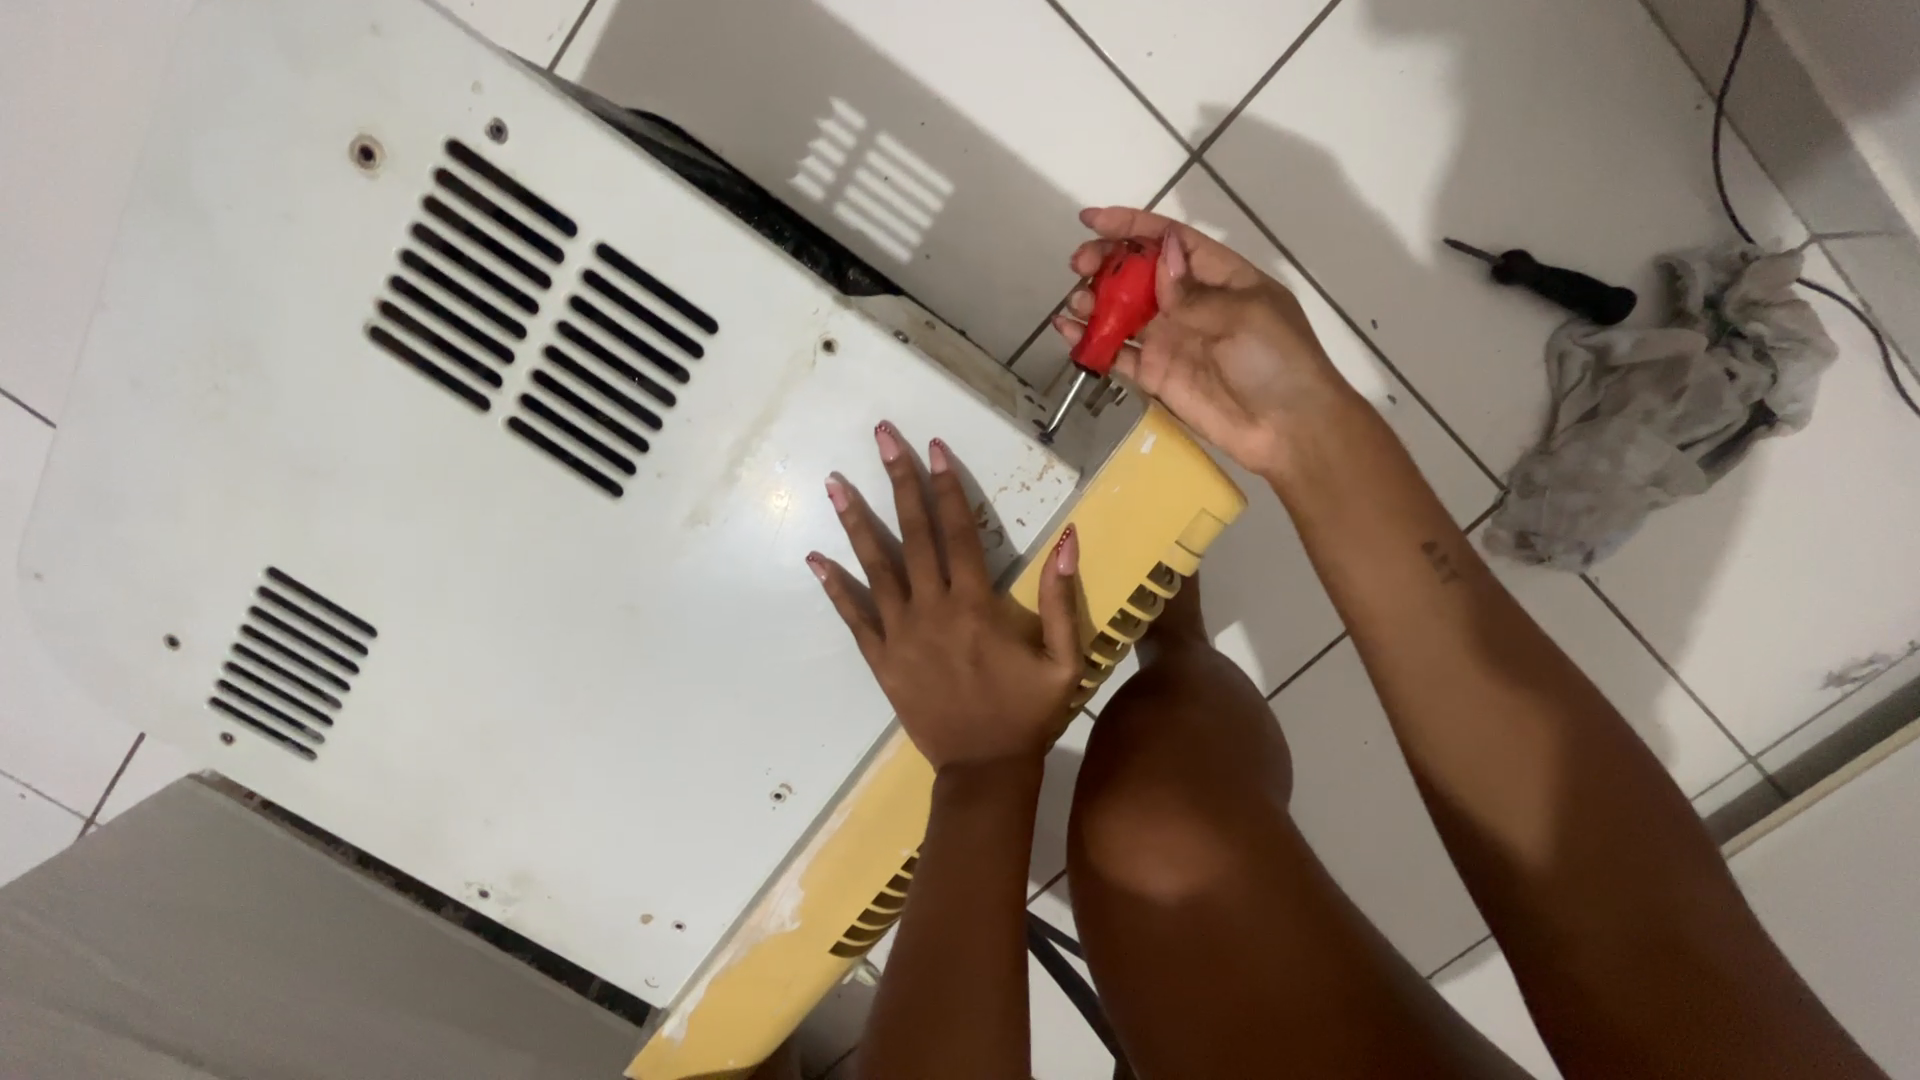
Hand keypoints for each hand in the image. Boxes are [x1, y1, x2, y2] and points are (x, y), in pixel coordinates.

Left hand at [809, 422, 1083, 771]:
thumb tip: (1069, 538)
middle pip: (913, 533)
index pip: (959, 530)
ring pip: (875, 566)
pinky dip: (834, 587)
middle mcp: (932, 609)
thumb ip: (1062, 598)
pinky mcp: (881, 659)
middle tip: (881, 436)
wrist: (983, 770)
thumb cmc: (1028, 713)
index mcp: (976, 605)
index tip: (933, 447)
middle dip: (897, 480)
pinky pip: (853, 617)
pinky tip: (814, 558)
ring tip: (835, 481)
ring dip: (856, 521)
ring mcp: (900, 633)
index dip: (947, 486)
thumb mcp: (1065, 659)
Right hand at [1053, 207, 1351, 479]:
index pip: (1169, 241)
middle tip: (1079, 265)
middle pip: (1138, 273)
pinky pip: (1116, 353)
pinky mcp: (1154, 374)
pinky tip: (1068, 333)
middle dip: (1106, 263)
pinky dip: (1091, 343)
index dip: (1131, 226)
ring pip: (1121, 311)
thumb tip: (1161, 254)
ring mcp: (1169, 339)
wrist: (1286, 429)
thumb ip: (1194, 291)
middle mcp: (1189, 303)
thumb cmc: (1278, 361)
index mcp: (1218, 276)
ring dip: (1094, 301)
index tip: (1091, 219)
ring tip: (1075, 303)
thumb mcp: (1245, 314)